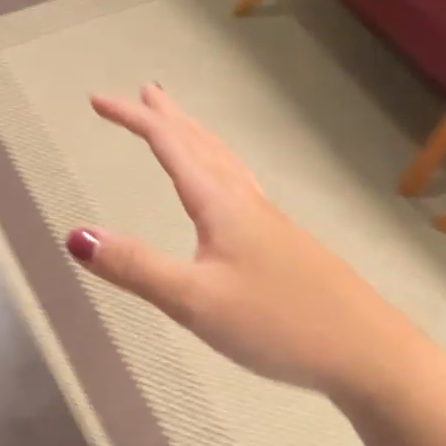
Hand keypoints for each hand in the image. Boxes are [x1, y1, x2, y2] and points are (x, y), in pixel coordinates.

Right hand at [68, 85, 420, 396]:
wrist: (370, 355)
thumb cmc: (279, 324)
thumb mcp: (195, 302)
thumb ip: (134, 267)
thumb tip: (74, 234)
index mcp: (219, 203)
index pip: (168, 144)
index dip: (131, 118)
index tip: (96, 100)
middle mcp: (244, 200)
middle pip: (199, 142)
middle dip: (166, 116)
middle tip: (144, 91)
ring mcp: (268, 221)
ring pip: (223, 161)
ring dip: (194, 134)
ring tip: (179, 123)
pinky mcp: (283, 243)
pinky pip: (238, 182)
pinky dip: (216, 164)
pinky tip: (224, 188)